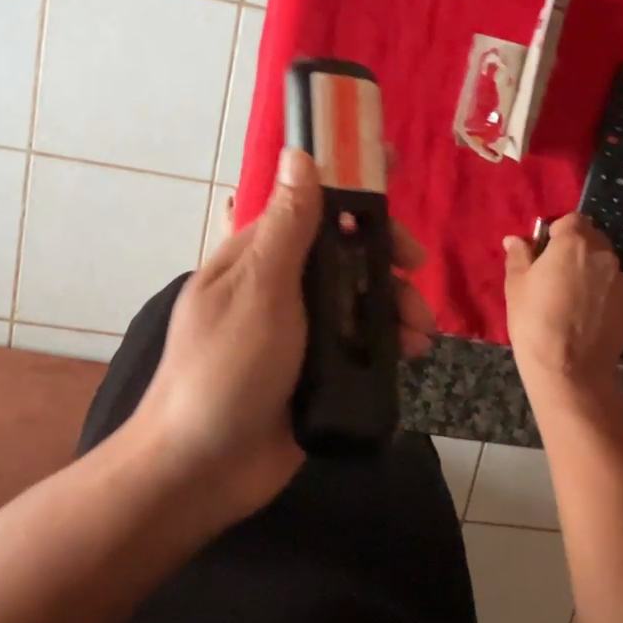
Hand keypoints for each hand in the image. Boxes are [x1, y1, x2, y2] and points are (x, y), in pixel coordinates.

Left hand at [128, 149, 436, 519]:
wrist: (202, 469)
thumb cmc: (225, 370)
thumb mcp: (259, 292)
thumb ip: (288, 228)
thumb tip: (299, 153)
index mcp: (255, 258)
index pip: (310, 208)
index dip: (354, 197)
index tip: (398, 188)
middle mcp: (277, 289)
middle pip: (343, 257)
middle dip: (384, 262)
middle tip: (416, 274)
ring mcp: (297, 334)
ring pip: (357, 303)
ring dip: (393, 309)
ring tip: (421, 335)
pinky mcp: (315, 375)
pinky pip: (359, 348)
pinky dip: (386, 346)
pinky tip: (410, 357)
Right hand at [502, 213, 622, 397]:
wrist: (569, 369)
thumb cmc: (534, 322)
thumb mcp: (516, 286)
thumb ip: (519, 256)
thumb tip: (516, 239)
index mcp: (574, 243)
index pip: (572, 220)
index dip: (558, 233)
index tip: (545, 253)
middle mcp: (604, 255)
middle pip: (593, 240)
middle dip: (577, 251)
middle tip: (558, 277)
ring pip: (606, 266)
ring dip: (593, 274)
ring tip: (575, 302)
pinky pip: (616, 291)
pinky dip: (605, 297)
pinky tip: (589, 319)